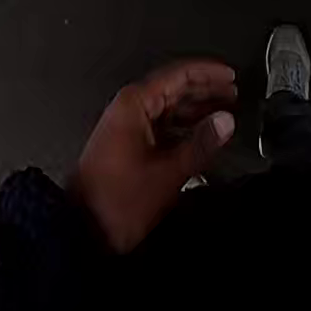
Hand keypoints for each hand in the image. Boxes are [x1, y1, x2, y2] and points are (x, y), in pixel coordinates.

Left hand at [73, 59, 235, 252]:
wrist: (77, 237)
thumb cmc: (116, 202)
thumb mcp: (166, 173)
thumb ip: (201, 143)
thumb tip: (227, 120)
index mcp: (135, 103)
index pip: (180, 73)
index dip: (210, 73)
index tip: (232, 76)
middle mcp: (130, 108)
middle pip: (175, 88)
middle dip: (206, 90)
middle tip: (233, 94)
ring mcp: (128, 126)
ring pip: (170, 108)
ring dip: (197, 110)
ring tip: (223, 115)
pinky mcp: (128, 145)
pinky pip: (163, 126)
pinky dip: (184, 127)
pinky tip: (202, 138)